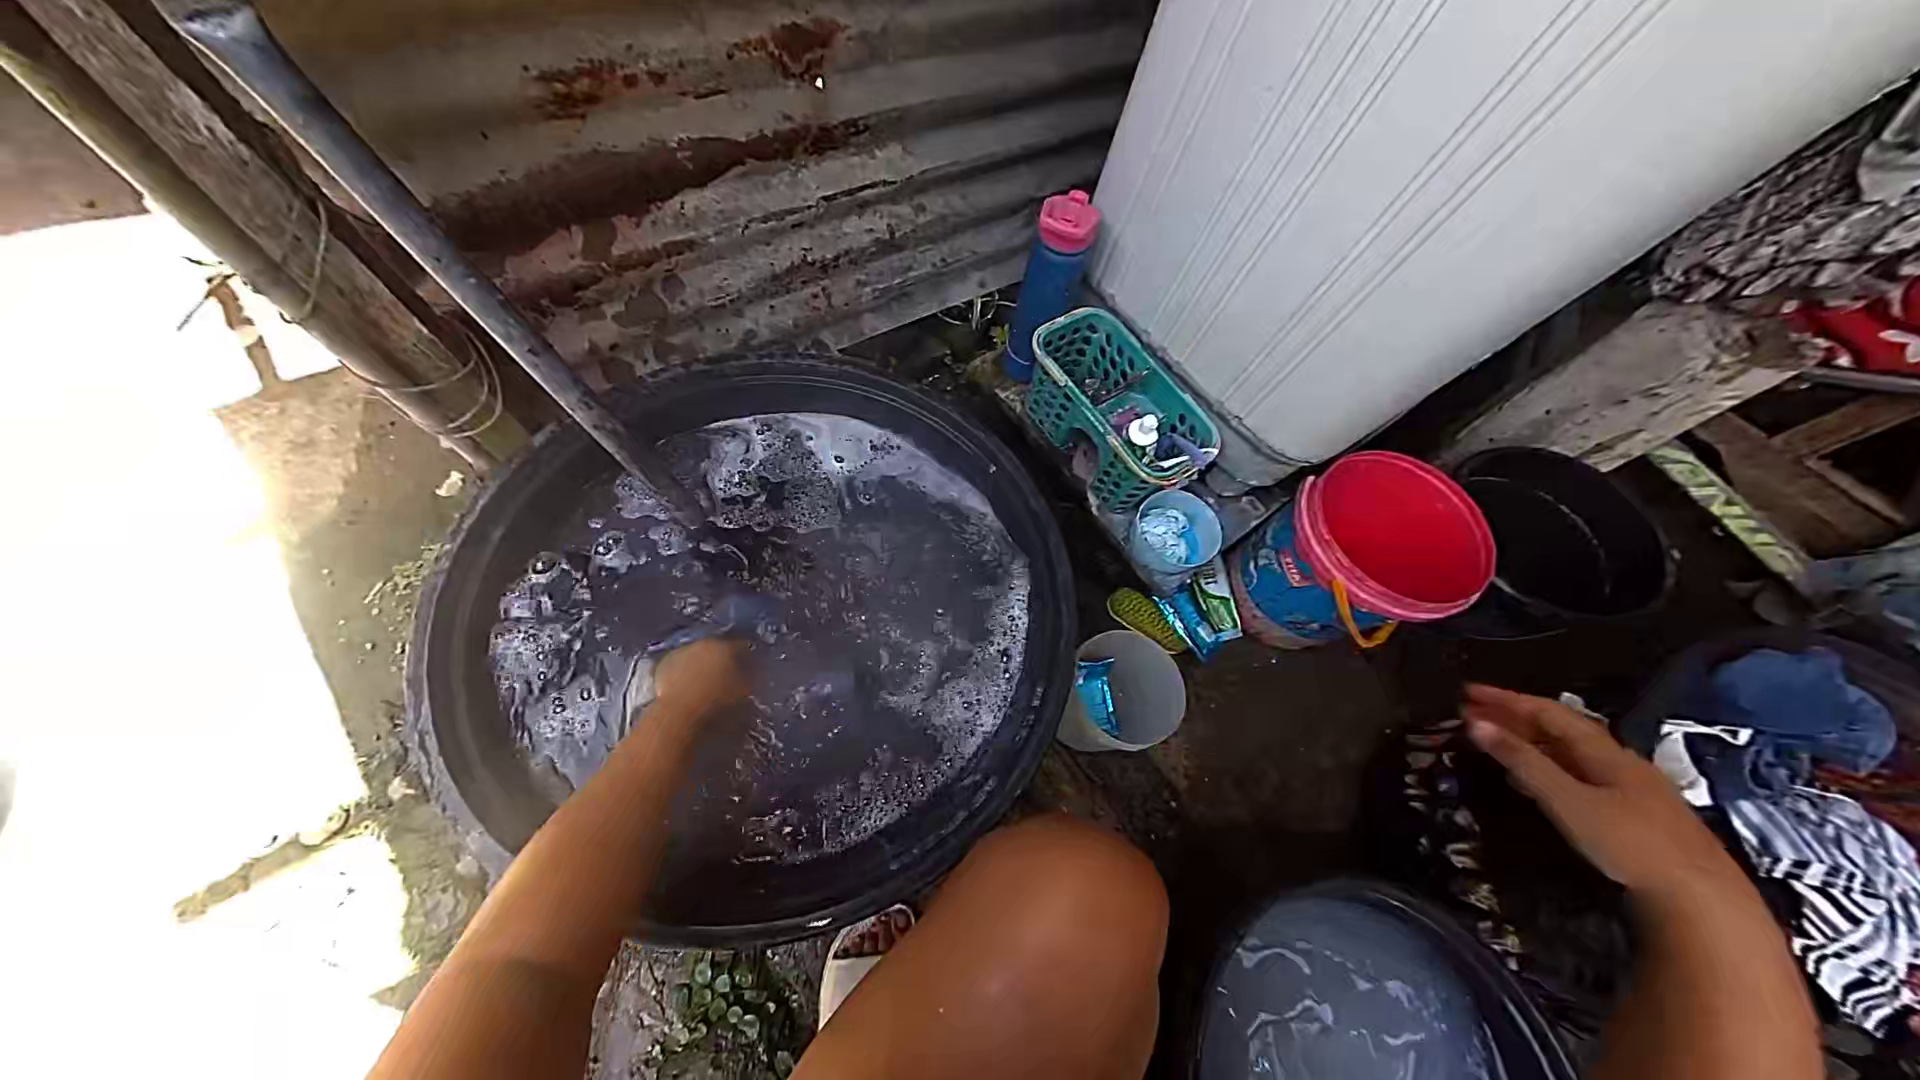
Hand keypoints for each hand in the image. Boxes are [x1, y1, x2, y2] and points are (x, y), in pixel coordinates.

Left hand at [650, 638, 748, 719]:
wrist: (679, 716)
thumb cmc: (718, 704)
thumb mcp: (744, 691)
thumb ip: (748, 677)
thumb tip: (748, 672)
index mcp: (727, 647)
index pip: (743, 646)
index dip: (746, 657)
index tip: (749, 668)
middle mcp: (704, 642)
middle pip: (717, 646)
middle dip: (722, 658)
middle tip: (726, 674)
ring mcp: (681, 651)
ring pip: (696, 654)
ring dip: (701, 663)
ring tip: (704, 682)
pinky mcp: (663, 664)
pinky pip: (678, 664)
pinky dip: (683, 672)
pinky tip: (686, 687)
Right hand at [1462, 684, 1742, 899]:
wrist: (1703, 903)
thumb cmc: (1631, 845)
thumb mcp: (1567, 800)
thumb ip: (1522, 761)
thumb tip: (1476, 724)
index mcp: (1606, 753)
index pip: (1550, 712)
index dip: (1507, 699)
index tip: (1469, 692)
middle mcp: (1620, 763)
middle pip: (1562, 729)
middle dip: (1515, 716)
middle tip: (1473, 711)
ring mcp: (1631, 789)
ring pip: (1570, 752)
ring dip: (1528, 740)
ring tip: (1493, 739)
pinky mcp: (1633, 814)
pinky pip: (1577, 774)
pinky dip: (1545, 765)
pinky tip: (1530, 778)